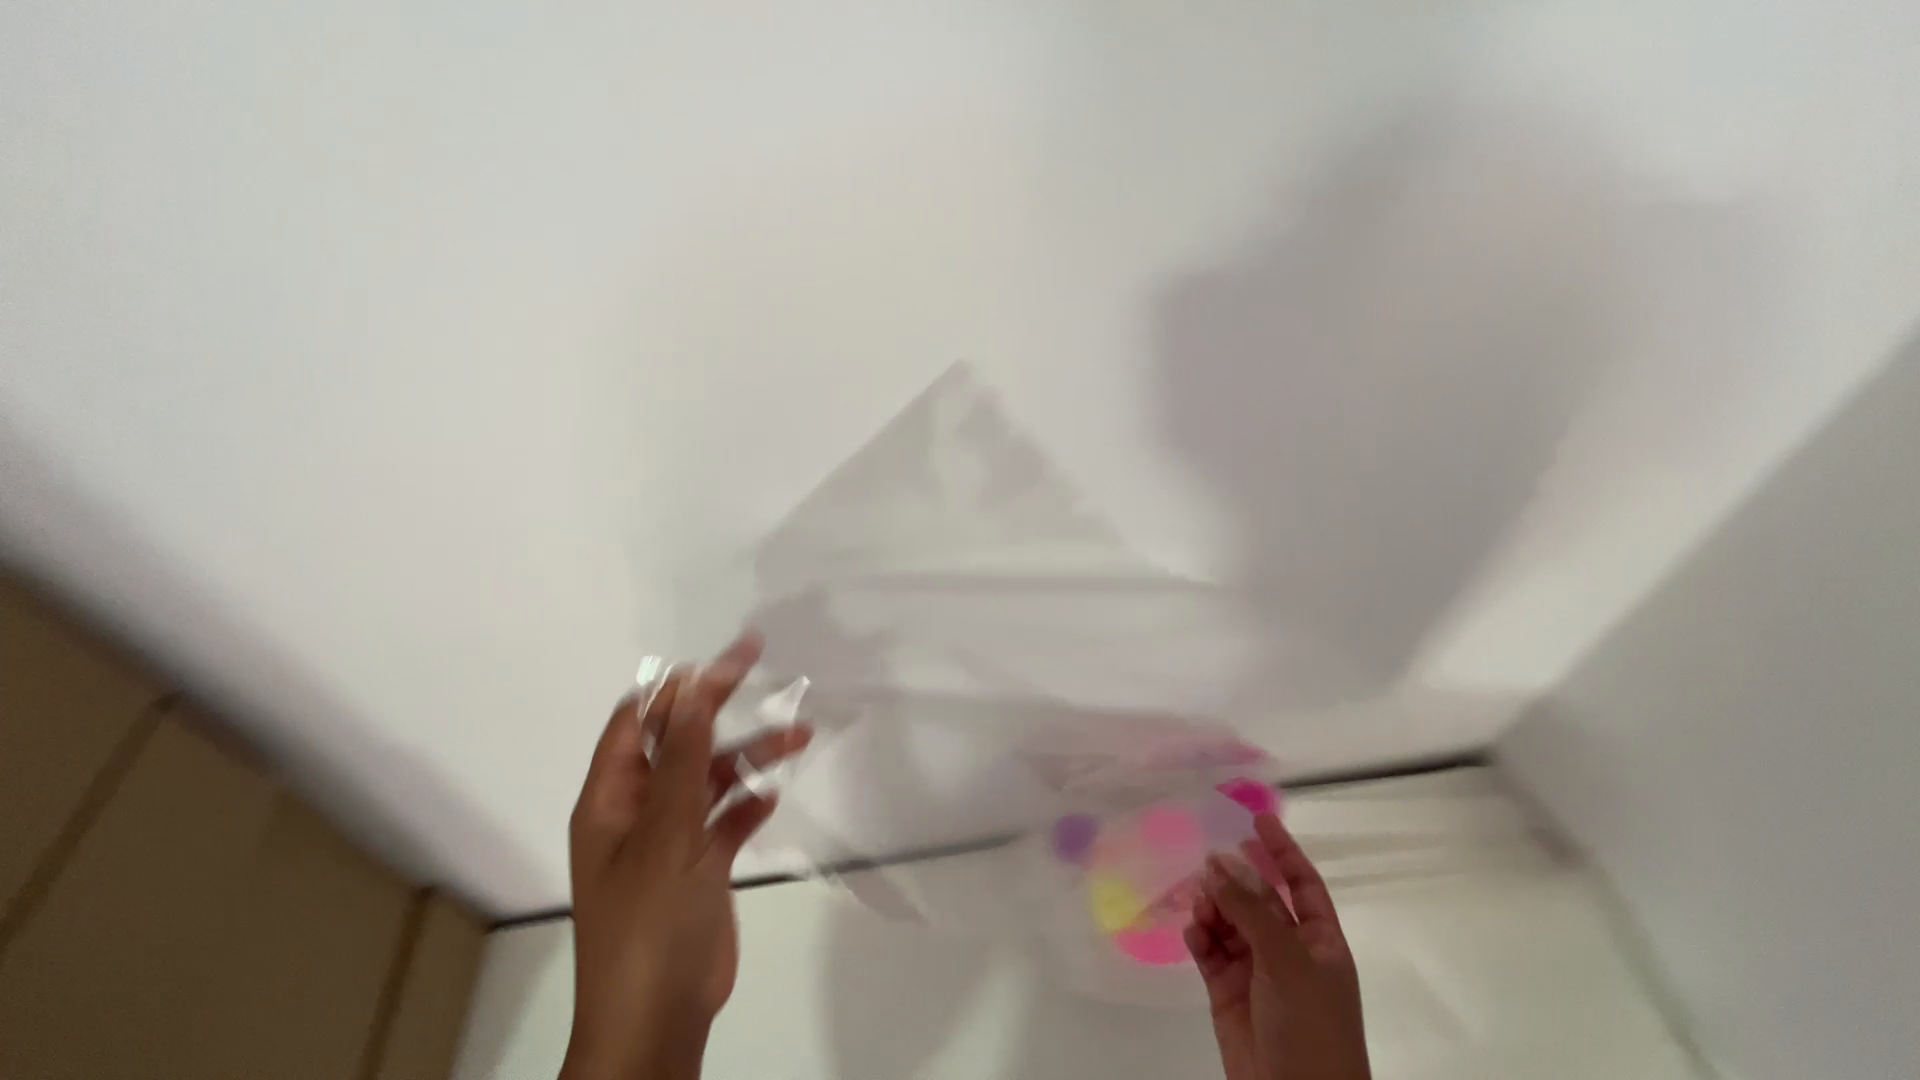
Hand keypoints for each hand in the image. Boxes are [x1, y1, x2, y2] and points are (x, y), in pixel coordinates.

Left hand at [562, 632, 811, 1079]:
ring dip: (749, 756)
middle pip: (679, 742)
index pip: (641, 719)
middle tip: (764, 671)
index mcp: (612, 797)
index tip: (727, 659)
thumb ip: (683, 758)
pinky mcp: (699, 867)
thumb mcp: (668, 832)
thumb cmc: (651, 921)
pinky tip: (773, 795)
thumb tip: (690, 687)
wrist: (658, 1019)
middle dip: (720, 709)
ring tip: (800, 736)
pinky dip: (748, 803)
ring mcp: (670, 840)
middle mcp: (638, 811)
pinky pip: (725, 819)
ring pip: (710, 779)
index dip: (679, 685)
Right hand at [1185, 812, 1370, 1079]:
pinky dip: (1199, 936)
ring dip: (1214, 906)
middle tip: (1209, 860)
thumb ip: (1250, 909)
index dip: (1282, 851)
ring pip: (1229, 921)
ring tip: (1201, 903)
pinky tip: (1194, 930)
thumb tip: (1216, 862)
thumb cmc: (1310, 1024)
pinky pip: (1210, 949)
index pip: (1302, 883)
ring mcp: (1256, 969)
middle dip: (1237, 878)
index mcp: (1321, 941)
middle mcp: (1288, 949)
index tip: (1258, 818)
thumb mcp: (1287, 961)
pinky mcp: (1226, 989)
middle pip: (1259, 899)